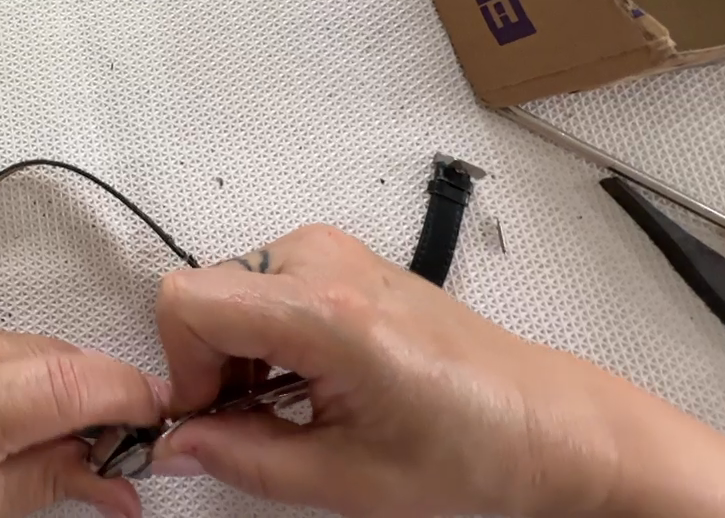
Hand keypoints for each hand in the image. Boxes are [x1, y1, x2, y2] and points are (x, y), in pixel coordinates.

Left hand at [0, 311, 163, 517]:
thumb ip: (55, 483)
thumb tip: (128, 482)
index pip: (63, 379)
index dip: (123, 392)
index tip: (160, 414)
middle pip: (48, 354)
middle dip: (91, 393)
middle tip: (114, 443)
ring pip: (23, 342)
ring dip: (52, 380)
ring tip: (53, 433)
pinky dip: (15, 368)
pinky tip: (9, 407)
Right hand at [151, 224, 724, 516]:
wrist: (554, 421)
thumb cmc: (471, 459)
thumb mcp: (352, 481)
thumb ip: (245, 460)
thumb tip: (170, 447)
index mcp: (324, 310)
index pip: (188, 303)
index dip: (182, 365)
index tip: (213, 417)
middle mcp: (314, 256)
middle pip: (201, 293)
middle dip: (207, 360)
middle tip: (254, 417)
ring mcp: (322, 243)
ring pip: (222, 285)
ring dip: (230, 345)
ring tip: (285, 397)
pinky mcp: (329, 247)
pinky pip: (253, 278)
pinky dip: (255, 326)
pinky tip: (300, 368)